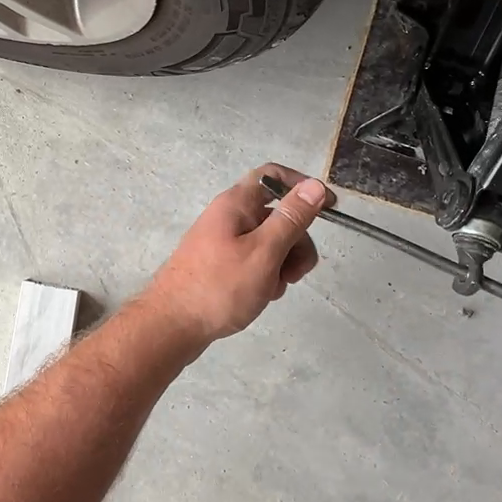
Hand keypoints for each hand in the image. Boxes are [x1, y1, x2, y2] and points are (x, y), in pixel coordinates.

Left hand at [138, 163, 327, 346]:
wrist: (172, 324)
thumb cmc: (219, 286)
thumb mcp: (264, 252)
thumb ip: (291, 219)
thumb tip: (315, 185)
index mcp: (236, 204)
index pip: (273, 176)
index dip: (303, 187)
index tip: (329, 209)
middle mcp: (228, 216)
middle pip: (278, 215)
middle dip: (295, 243)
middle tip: (293, 274)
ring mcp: (223, 241)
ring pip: (270, 242)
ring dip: (281, 265)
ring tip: (270, 290)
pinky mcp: (221, 263)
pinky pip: (255, 261)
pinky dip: (265, 276)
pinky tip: (259, 296)